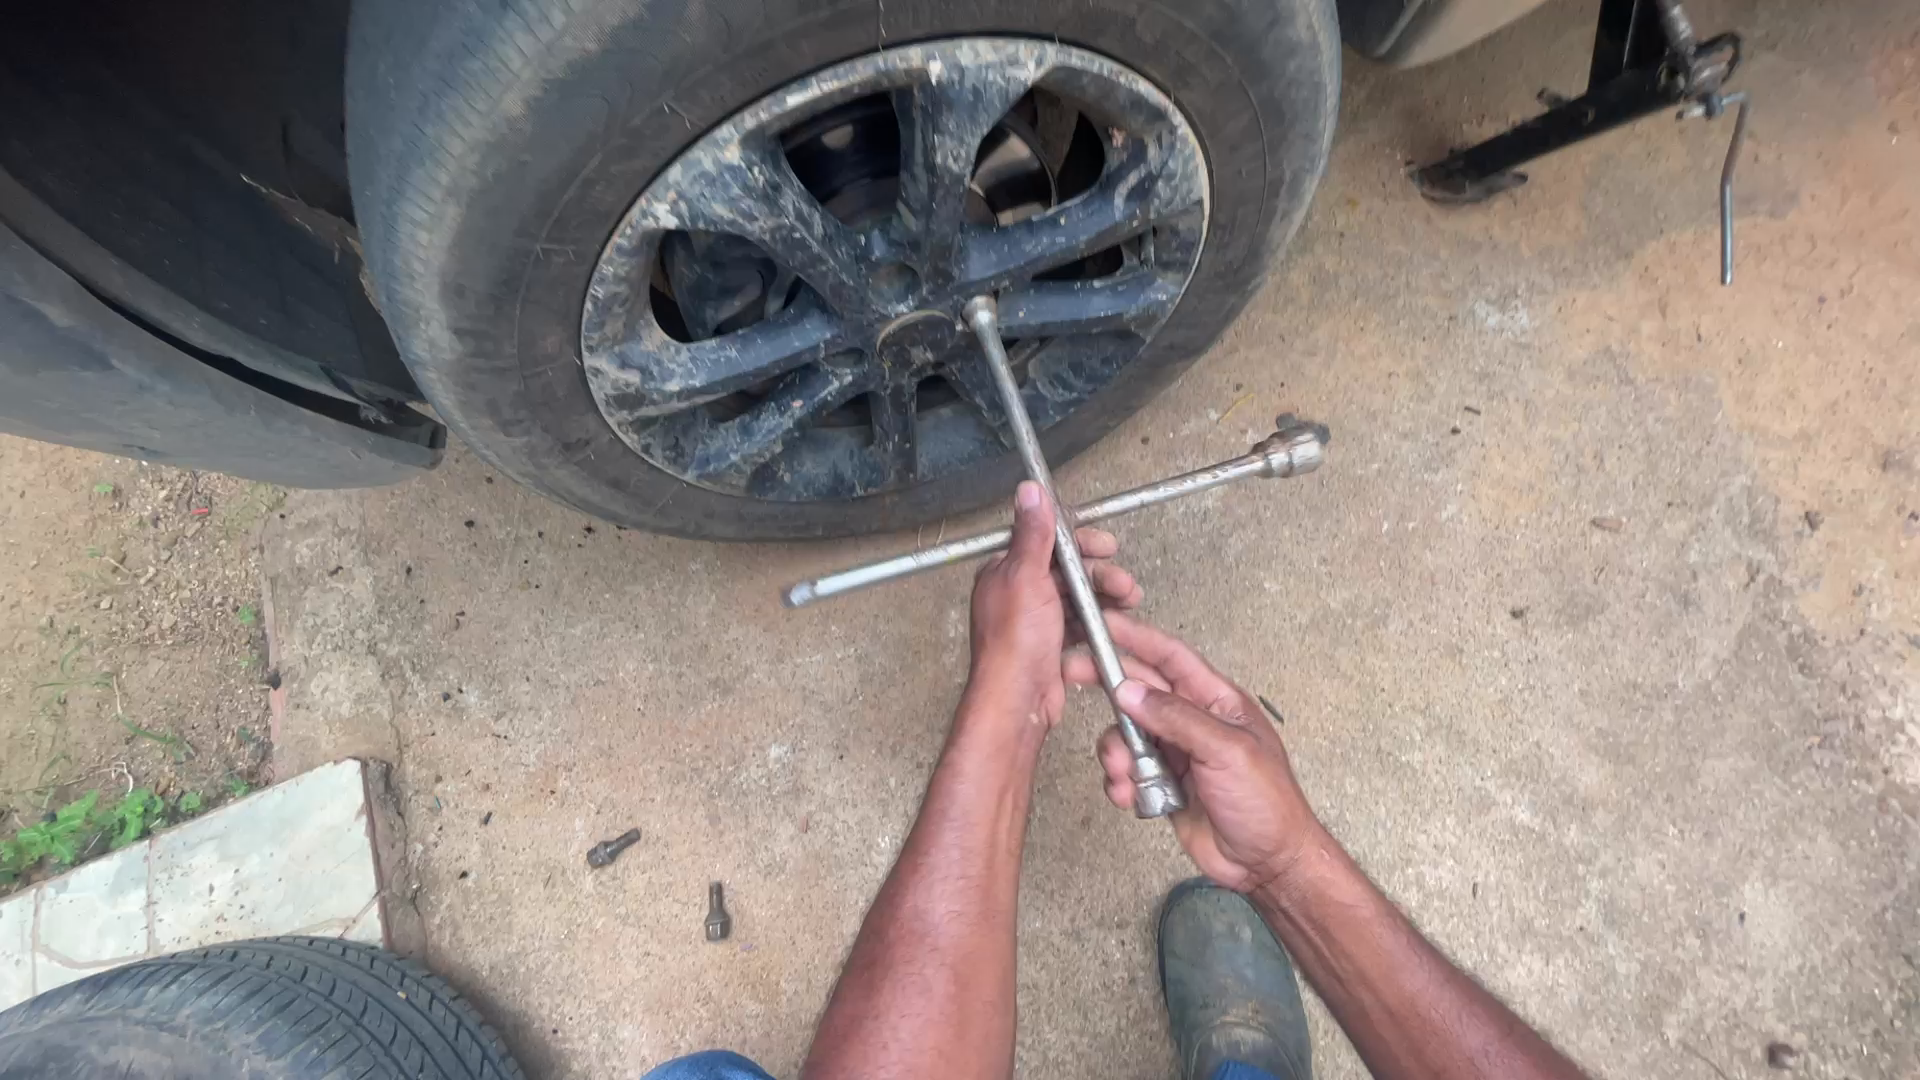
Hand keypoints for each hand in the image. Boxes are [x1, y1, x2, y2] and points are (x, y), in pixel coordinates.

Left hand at [964, 482, 1141, 733]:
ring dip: (1104, 595)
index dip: (1078, 541)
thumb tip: (1030, 491)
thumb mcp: (1026, 579)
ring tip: (1129, 600)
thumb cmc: (1014, 644)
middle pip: (1066, 569)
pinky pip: (1080, 623)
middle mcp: (1017, 592)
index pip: (1045, 541)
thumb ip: (1032, 535)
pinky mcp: (1050, 643)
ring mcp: (1035, 619)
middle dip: (1099, 572)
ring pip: (1077, 596)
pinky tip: (1116, 622)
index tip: (1105, 545)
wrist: (1017, 701)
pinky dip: (1098, 620)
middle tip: (1122, 581)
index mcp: (1004, 571)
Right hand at [1064, 612, 1320, 891]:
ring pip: (1125, 732)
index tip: (1103, 623)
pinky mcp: (1160, 780)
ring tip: (1125, 774)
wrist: (1266, 865)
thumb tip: (1129, 690)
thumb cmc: (1266, 803)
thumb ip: (1176, 718)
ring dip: (1116, 750)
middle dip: (1106, 683)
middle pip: (1139, 690)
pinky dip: (1120, 780)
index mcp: (1215, 700)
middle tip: (1072, 674)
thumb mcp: (1226, 752)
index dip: (1136, 637)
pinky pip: (1125, 768)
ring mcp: (1174, 750)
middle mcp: (1190, 719)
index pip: (1170, 657)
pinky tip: (1130, 796)